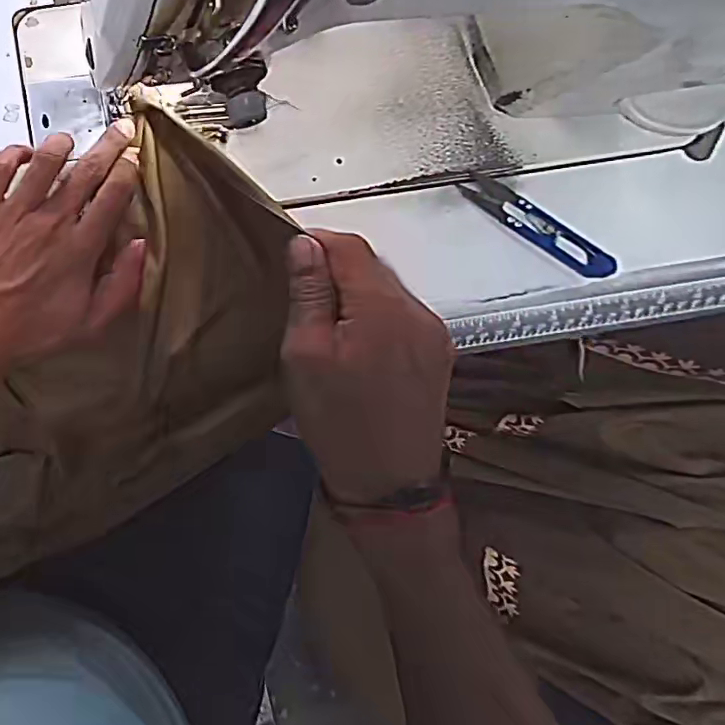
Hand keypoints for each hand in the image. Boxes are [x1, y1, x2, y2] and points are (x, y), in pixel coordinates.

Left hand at [0, 123, 146, 400]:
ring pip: (45, 162)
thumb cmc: (26, 333)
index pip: (113, 195)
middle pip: (87, 171)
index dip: (128, 170)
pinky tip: (23, 153)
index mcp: (79, 248)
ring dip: (62, 145)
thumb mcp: (90, 324)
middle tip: (119, 131)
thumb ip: (123, 285)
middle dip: (109, 146)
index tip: (134, 159)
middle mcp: (49, 223)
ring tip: (70, 140)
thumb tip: (142, 248)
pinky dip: (13, 154)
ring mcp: (14, 214)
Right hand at [283, 230, 455, 503]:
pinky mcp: (437, 352)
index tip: (287, 255)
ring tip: (320, 316)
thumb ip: (309, 294)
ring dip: (352, 288)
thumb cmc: (336, 419)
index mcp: (383, 309)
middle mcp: (418, 312)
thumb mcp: (304, 354)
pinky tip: (350, 336)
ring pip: (386, 286)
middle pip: (372, 263)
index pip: (350, 246)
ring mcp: (434, 333)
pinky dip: (370, 309)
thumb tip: (305, 244)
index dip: (316, 241)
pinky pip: (399, 312)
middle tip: (296, 289)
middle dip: (333, 264)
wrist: (389, 483)